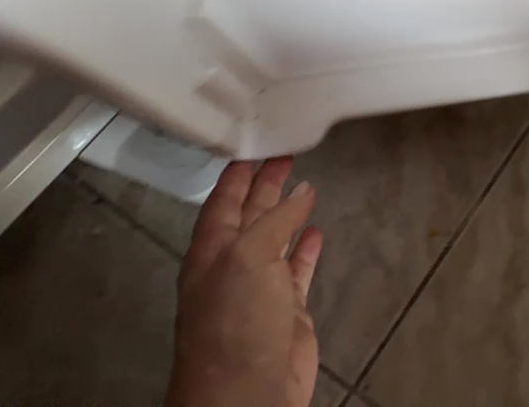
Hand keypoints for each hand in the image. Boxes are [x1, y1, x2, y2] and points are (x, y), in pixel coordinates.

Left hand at [166, 157, 323, 406]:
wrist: (246, 397)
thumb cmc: (235, 324)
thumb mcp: (248, 258)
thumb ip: (275, 221)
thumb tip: (301, 192)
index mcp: (211, 252)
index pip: (222, 202)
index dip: (237, 175)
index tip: (255, 146)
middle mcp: (232, 267)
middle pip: (250, 215)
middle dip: (265, 186)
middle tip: (286, 156)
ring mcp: (259, 289)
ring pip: (275, 238)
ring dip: (288, 212)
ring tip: (306, 185)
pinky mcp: (287, 310)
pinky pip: (297, 268)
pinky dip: (307, 248)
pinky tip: (317, 230)